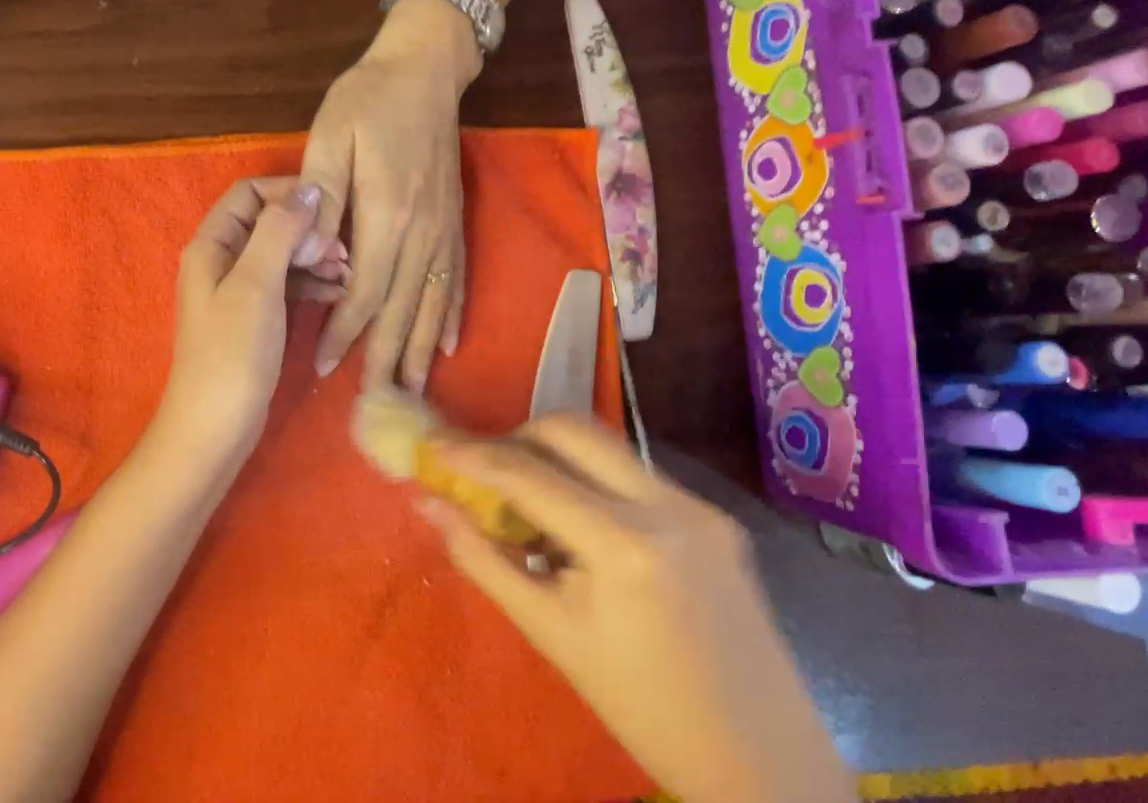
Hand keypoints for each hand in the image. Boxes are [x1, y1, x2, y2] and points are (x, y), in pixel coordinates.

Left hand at [153, 178, 346, 455]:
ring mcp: (238, 291)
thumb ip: (278, 231)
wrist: (214, 427)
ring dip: (315, 258)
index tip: (332, 208)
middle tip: (346, 252)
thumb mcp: (256, 285)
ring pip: (281, 255)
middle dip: (308, 229)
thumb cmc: (232, 353)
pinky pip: (285, 285)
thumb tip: (308, 186)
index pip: (249, 192)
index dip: (289, 193)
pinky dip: (311, 285)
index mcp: (211, 245)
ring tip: (350, 275)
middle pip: (268, 223)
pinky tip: (341, 294)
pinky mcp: (254, 318)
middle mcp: (221, 260)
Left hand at [302, 3, 472, 392]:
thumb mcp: (331, 137)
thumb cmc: (367, 99)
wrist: (426, 66)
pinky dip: (450, 314)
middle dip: (385, 357)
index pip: (362, 290)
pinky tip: (449, 343)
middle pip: (400, 308)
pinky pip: (455, 278)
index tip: (325, 366)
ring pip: (431, 302)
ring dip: (421, 348)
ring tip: (413, 390)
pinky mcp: (454, 221)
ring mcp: (443, 228)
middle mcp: (420, 232)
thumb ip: (322, 195)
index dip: (343, 332)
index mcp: (385, 215)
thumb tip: (311, 247)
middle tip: (373, 405)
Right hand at [414, 416, 853, 802]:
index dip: (470, 452)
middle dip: (515, 437)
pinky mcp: (717, 518)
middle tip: (481, 470)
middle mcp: (668, 507)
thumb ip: (481, 557)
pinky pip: (635, 475)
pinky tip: (577, 526)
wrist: (762, 757)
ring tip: (524, 500)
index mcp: (625, 546)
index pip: (527, 473)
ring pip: (606, 446)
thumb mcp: (547, 631)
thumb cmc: (639, 705)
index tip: (430, 443)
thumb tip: (427, 502)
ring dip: (553, 456)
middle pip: (572, 430)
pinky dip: (591, 481)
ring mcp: (701, 508)